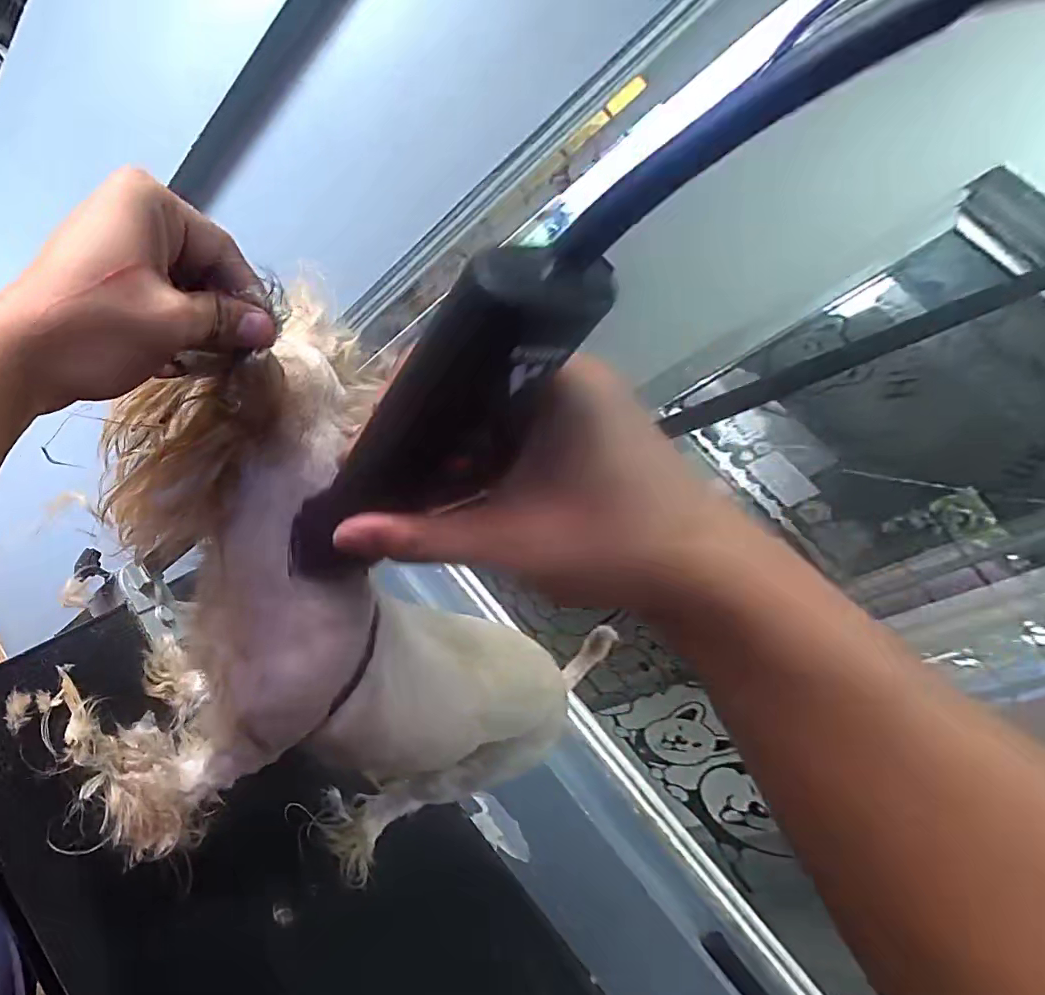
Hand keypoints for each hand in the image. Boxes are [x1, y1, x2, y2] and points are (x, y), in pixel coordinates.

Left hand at [0, 167, 277, 416]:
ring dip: (190, 326)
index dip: (246, 295)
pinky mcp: (93, 279)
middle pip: (194, 266)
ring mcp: (106, 244)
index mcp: (149, 202)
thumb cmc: (97, 329)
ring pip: (170, 286)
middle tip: (235, 355)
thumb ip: (223, 321)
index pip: (220, 248)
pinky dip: (162, 327)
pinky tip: (172, 362)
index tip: (264, 336)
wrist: (15, 359)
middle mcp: (127, 211)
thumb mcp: (171, 324)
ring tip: (205, 364)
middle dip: (215, 314)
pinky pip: (144, 297)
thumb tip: (266, 328)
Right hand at [332, 356, 771, 614]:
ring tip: (400, 487)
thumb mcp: (502, 538)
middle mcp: (557, 377)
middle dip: (417, 437)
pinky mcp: (573, 435)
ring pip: (481, 420)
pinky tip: (446, 494)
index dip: (398, 404)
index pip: (449, 366)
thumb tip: (340, 534)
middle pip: (461, 395)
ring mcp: (569, 406)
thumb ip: (416, 535)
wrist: (704, 577)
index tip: (365, 446)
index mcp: (547, 377)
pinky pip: (505, 438)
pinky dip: (474, 464)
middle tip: (375, 473)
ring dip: (444, 454)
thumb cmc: (608, 543)